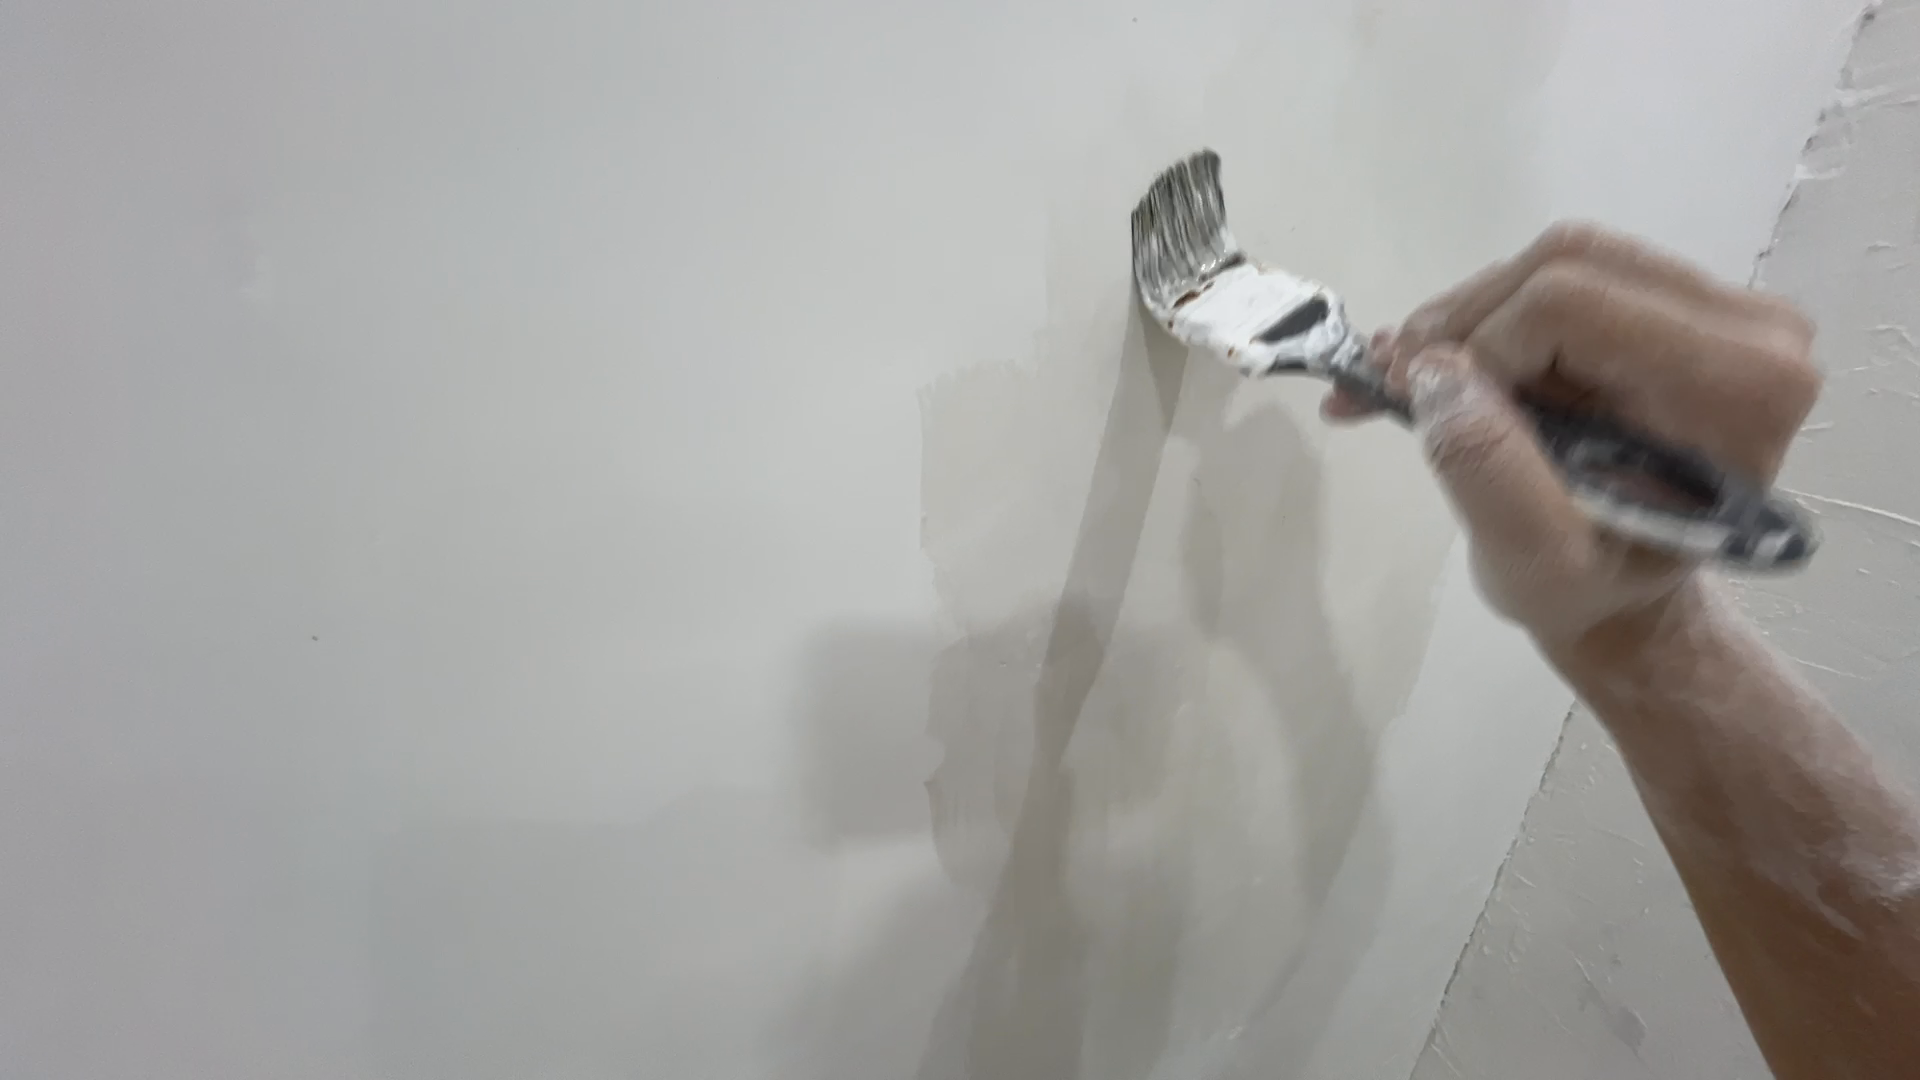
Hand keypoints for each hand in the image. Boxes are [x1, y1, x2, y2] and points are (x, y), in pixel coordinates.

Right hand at [1323, 222, 1821, 647]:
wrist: (1614, 589)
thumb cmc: (1584, 587)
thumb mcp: (1530, 557)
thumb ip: (1485, 468)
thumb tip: (1429, 372)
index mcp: (1733, 384)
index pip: (1567, 303)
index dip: (1474, 350)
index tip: (1425, 413)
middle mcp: (1744, 327)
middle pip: (1563, 261)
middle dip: (1459, 325)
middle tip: (1398, 391)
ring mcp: (1707, 312)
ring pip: (1550, 261)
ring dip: (1459, 325)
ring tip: (1409, 389)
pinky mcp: (1661, 315)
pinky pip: (1551, 280)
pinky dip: (1472, 326)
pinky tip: (1428, 375)